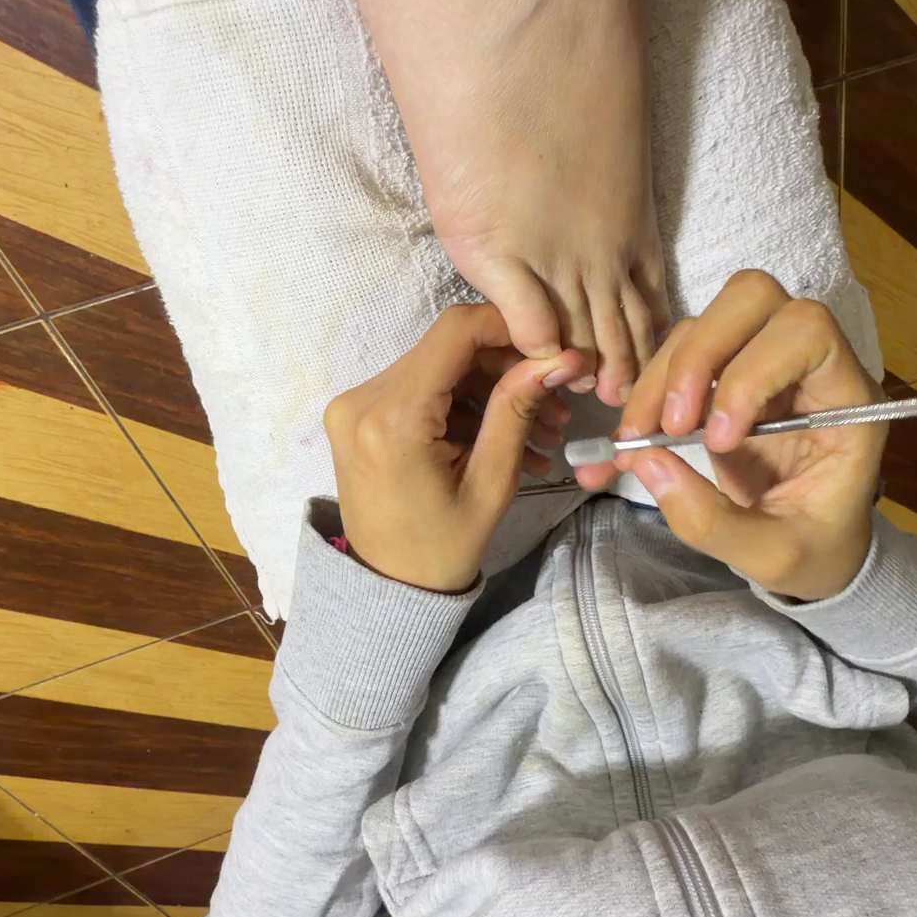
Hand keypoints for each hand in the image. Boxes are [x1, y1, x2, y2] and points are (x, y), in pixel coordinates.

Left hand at [325, 303, 582, 592]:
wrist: (391, 590)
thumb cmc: (444, 547)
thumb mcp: (492, 482)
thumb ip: (518, 409)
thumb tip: (561, 356)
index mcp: (392, 418)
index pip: (455, 332)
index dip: (509, 327)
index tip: (552, 348)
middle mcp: (361, 399)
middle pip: (448, 349)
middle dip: (507, 369)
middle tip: (556, 405)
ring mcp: (355, 405)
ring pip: (439, 368)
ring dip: (492, 391)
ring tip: (542, 432)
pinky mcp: (360, 415)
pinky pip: (421, 391)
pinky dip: (465, 407)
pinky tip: (506, 438)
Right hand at [577, 270, 885, 600]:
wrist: (812, 551)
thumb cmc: (813, 552)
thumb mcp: (772, 556)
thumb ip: (711, 520)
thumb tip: (644, 461)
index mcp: (844, 401)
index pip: (807, 332)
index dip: (752, 372)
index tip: (717, 441)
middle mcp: (806, 367)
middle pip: (753, 298)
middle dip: (697, 357)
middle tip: (666, 427)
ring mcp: (762, 365)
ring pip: (705, 322)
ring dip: (661, 376)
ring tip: (636, 441)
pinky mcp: (725, 379)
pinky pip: (679, 355)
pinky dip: (648, 389)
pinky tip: (634, 437)